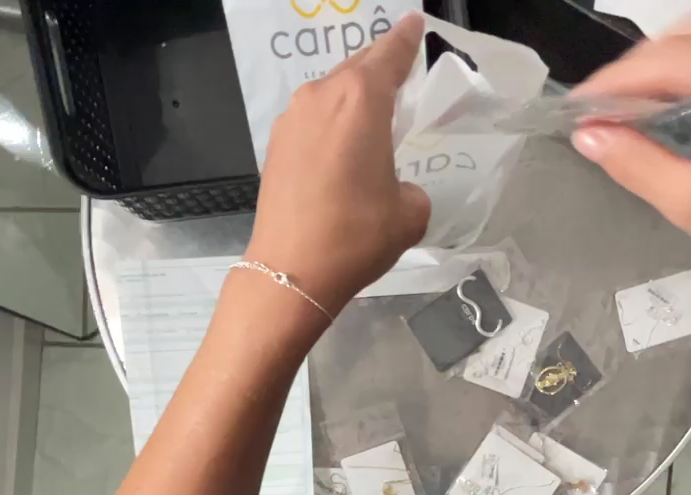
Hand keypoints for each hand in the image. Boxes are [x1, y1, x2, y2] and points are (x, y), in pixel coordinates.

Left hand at [244, 14, 430, 313]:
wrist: (291, 273)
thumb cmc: (356, 238)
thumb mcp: (409, 215)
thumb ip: (412, 190)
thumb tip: (396, 191)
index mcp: (362, 99)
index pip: (391, 54)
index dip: (406, 40)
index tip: (414, 26)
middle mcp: (322, 96)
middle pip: (357, 69)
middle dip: (379, 71)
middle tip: (398, 78)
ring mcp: (292, 120)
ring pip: (330, 96)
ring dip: (351, 103)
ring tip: (369, 123)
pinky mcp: (276, 147)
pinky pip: (312, 123)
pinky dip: (330, 129)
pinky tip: (340, 153)